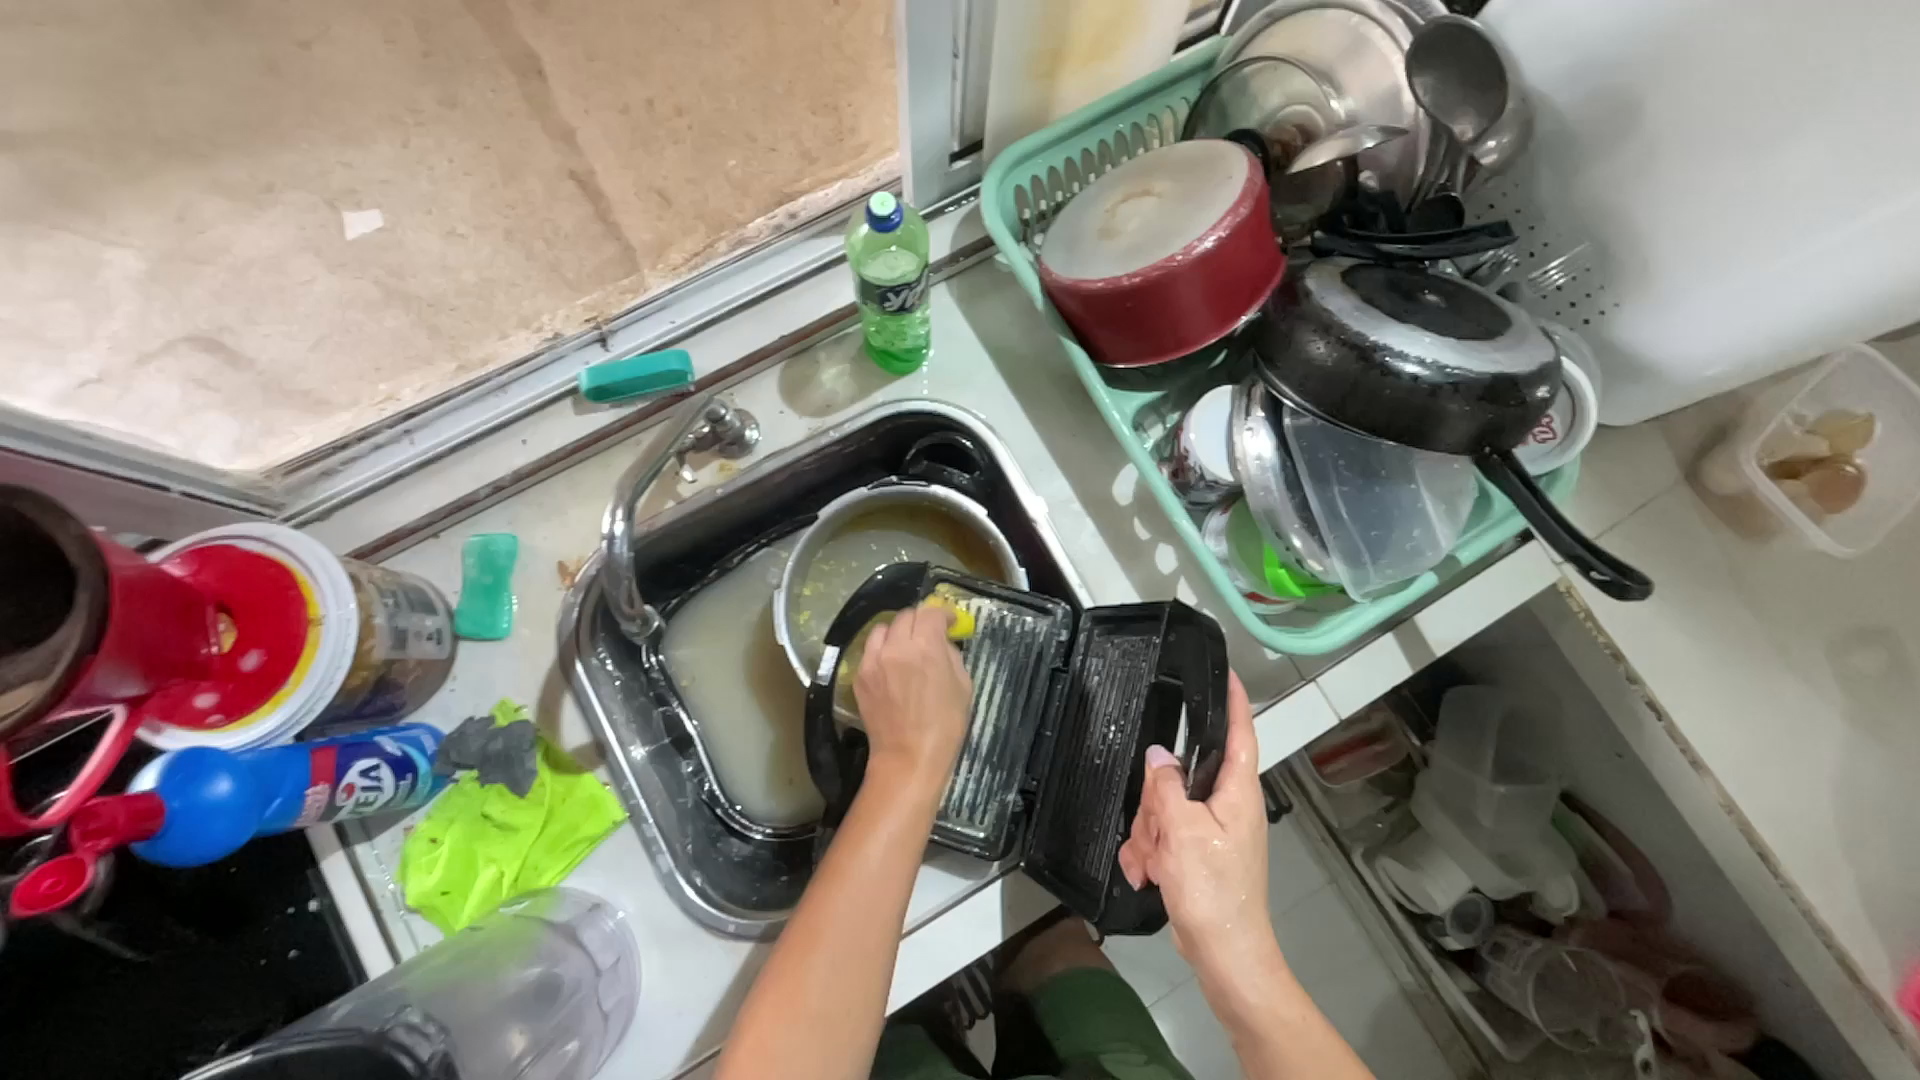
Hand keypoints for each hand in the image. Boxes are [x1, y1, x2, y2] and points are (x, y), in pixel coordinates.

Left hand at [852, 602, 972, 794]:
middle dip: (920, 621)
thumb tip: (941, 643)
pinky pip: (870, 650)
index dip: (942, 614)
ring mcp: (873, 660)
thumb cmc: (945, 725)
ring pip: (882, 629)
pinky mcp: (860, 675)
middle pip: (906, 616)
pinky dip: (882, 650)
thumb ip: (951, 655)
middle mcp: (896, 646)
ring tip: (905, 646)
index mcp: (926, 647)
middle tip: (929, 634)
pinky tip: (890, 665)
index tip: (949, 622)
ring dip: (897, 632)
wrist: (909, 757)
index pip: (930, 612)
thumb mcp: (963, 685)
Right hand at [1117, 672, 1276, 975]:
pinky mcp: (1195, 854)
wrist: (1224, 957)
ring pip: (1163, 807)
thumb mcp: (1182, 832)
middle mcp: (1226, 806)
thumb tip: (1159, 755)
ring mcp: (1210, 831)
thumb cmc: (1215, 893)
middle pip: (1179, 775)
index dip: (1232, 701)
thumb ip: (1166, 786)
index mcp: (1237, 792)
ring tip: (1154, 863)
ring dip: (1148, 834)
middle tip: (1158, 830)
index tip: (1224, 671)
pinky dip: (1150, 853)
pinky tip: (1148, 874)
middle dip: (1156, 802)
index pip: (1238, 733)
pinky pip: (1161, 836)